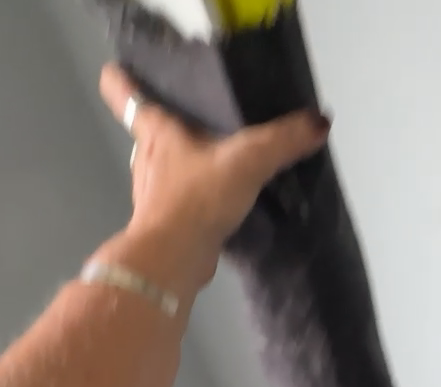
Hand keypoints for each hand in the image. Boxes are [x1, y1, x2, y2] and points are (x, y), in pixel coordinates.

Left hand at [95, 64, 328, 290]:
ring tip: (224, 165)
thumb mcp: (247, 161)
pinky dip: (202, 198)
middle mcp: (146, 156)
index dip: (128, 76)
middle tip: (208, 122)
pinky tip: (224, 204)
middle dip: (175, 124)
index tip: (143, 74)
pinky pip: (185, 199)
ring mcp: (154, 191)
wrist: (176, 258)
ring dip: (191, 165)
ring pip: (168, 165)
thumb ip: (283, 140)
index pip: (121, 87)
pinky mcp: (169, 222)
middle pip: (151, 128)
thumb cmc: (197, 198)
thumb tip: (319, 122)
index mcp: (155, 129)